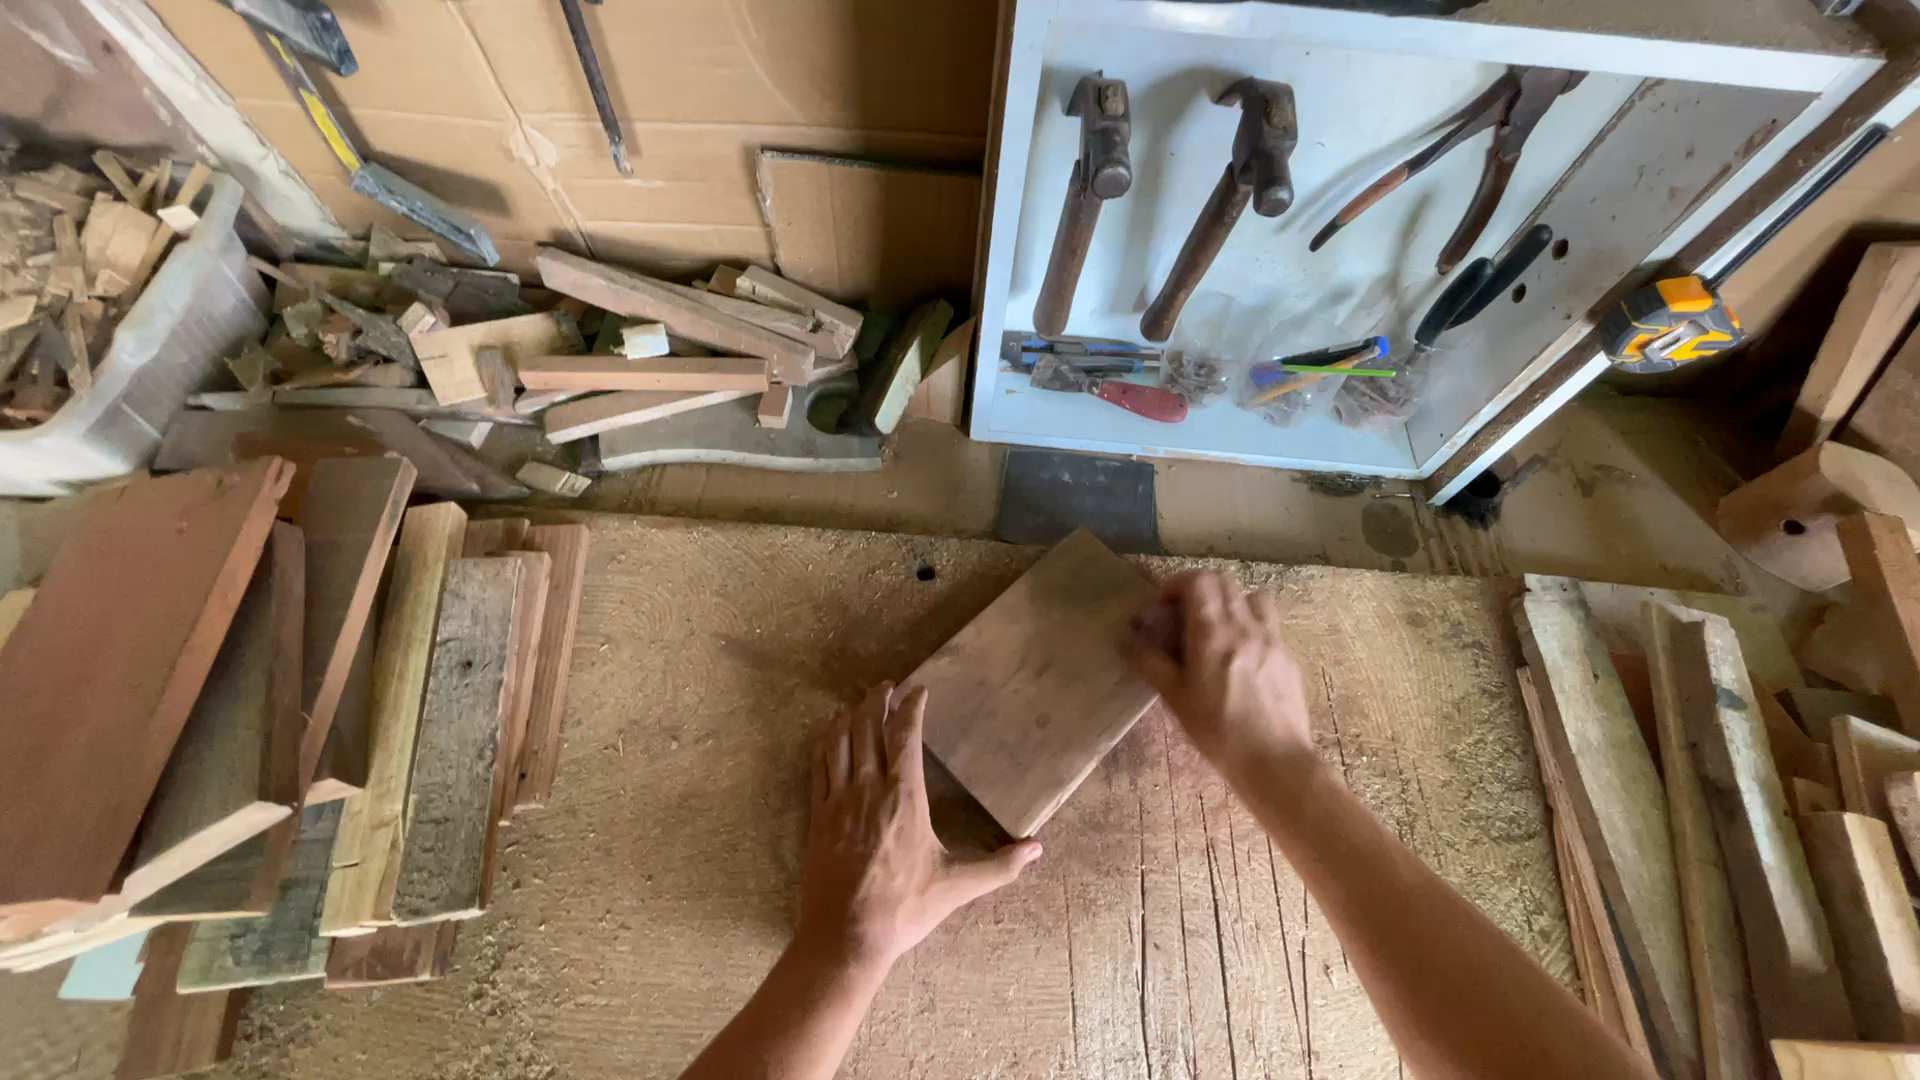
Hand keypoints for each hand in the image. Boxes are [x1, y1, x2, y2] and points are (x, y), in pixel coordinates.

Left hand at [796, 684, 1042, 970]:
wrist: (845, 937)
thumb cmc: (904, 908)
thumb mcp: (957, 886)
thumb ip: (999, 866)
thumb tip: (1037, 850)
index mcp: (904, 797)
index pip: (905, 735)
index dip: (911, 707)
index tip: (919, 690)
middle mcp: (869, 788)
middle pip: (869, 727)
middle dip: (877, 700)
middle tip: (886, 685)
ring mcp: (838, 800)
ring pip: (840, 741)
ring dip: (850, 716)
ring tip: (859, 703)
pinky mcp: (817, 816)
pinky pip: (818, 766)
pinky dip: (824, 742)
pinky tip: (829, 735)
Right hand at [1129, 572, 1315, 779]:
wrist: (1275, 762)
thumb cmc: (1217, 730)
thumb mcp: (1174, 697)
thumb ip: (1149, 661)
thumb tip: (1127, 638)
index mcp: (1213, 631)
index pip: (1197, 580)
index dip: (1174, 585)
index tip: (1161, 608)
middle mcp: (1245, 625)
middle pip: (1223, 581)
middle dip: (1198, 589)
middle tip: (1182, 616)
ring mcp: (1272, 638)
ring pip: (1251, 596)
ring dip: (1229, 601)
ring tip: (1215, 628)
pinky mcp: (1287, 656)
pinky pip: (1268, 623)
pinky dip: (1249, 624)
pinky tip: (1239, 656)